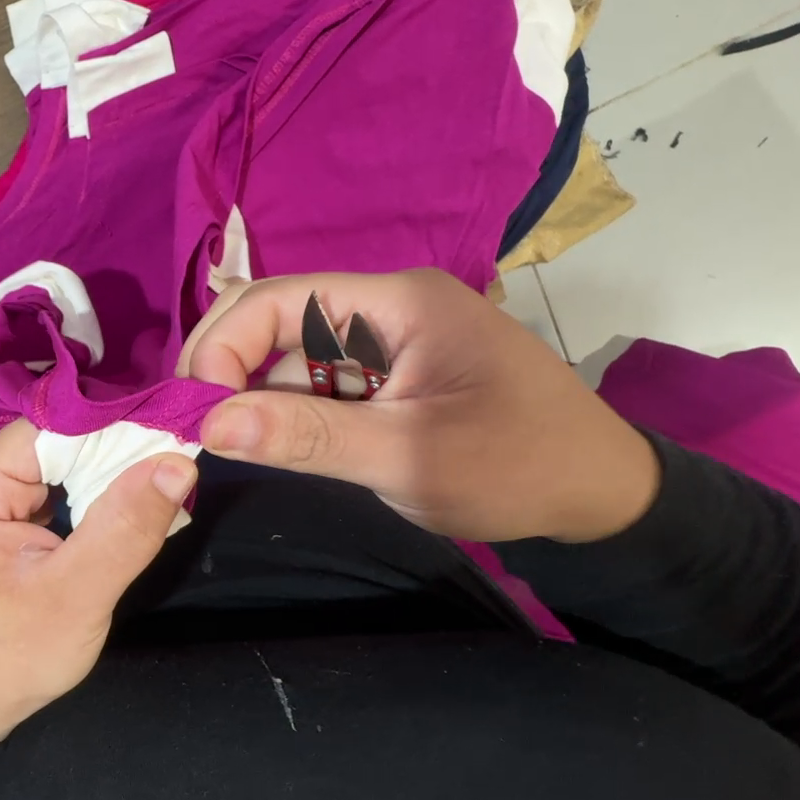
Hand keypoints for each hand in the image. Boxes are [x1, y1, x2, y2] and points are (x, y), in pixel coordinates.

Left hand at [0, 420, 198, 745]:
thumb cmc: (14, 657)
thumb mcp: (75, 598)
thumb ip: (124, 530)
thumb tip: (178, 462)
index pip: (48, 429)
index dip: (113, 424)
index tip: (175, 425)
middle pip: (55, 440)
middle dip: (117, 448)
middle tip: (181, 452)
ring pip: (60, 460)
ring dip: (110, 469)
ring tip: (166, 471)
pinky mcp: (2, 515)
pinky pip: (56, 484)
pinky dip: (95, 490)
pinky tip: (132, 496)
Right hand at [180, 269, 659, 543]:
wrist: (600, 498)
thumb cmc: (517, 468)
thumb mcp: (406, 457)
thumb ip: (306, 436)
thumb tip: (208, 426)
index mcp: (396, 303)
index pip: (275, 300)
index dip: (222, 349)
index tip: (202, 417)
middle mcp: (380, 309)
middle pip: (268, 318)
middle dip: (222, 368)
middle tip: (199, 428)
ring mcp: (377, 343)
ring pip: (280, 355)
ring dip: (246, 395)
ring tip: (225, 443)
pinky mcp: (376, 377)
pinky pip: (305, 383)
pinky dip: (276, 411)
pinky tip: (266, 441)